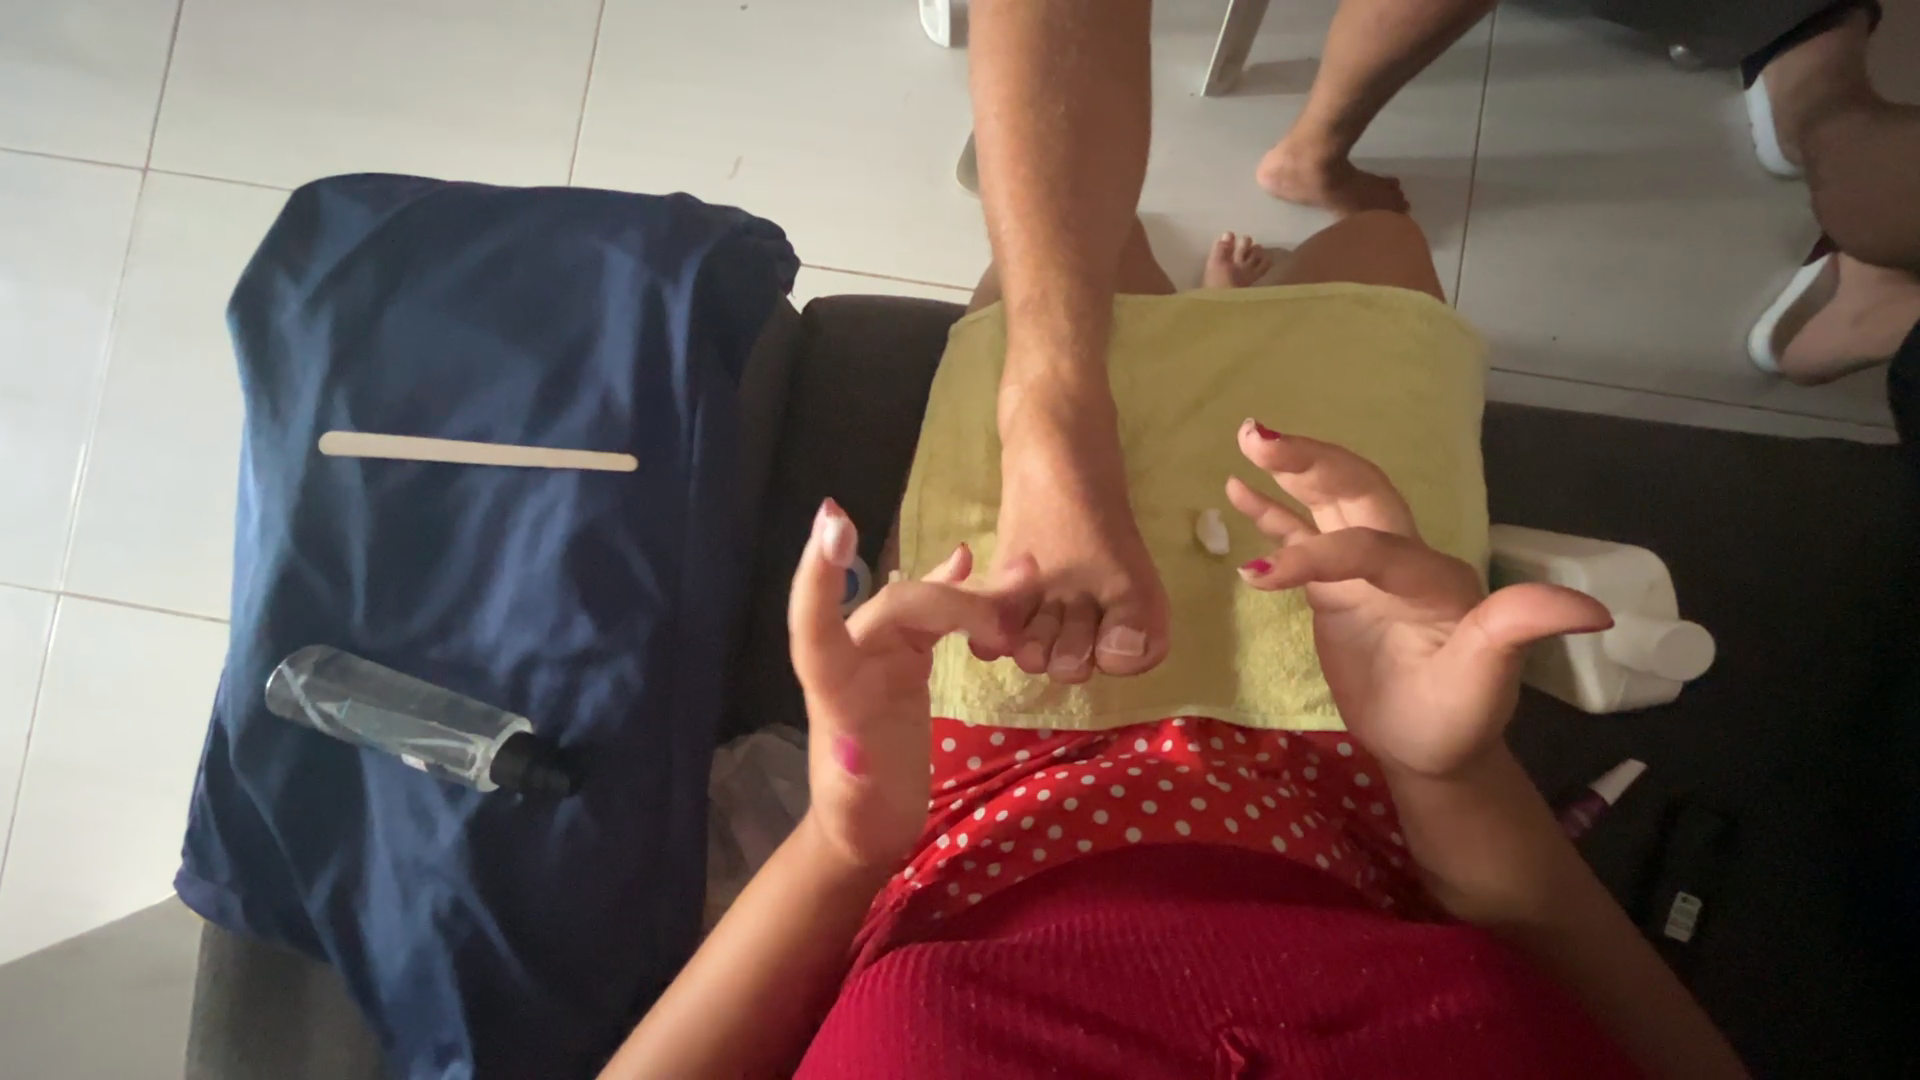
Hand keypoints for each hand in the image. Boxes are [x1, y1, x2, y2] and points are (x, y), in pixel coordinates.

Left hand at [789, 499, 1034, 868]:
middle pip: (901, 605)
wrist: (867, 825)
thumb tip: (879, 696)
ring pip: (920, 604)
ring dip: (967, 591)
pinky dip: (952, 590)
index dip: (819, 574)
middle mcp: (849, 656)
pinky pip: (928, 615)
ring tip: (1022, 579)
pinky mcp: (901, 657)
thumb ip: (871, 736)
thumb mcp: (864, 793)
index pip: (814, 623)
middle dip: (957, 601)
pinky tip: (969, 564)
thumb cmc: (863, 811)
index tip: (833, 520)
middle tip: (1015, 621)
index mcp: (831, 687)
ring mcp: (877, 652)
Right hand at [1226, 421, 1611, 779]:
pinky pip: (1302, 535)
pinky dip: (1271, 511)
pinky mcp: (1338, 583)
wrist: (1429, 745)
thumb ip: (1516, 634)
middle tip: (1257, 437)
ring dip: (1291, 469)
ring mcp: (1367, 568)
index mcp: (1434, 576)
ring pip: (1331, 501)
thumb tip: (1590, 608)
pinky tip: (1239, 490)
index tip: (1256, 576)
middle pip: (1357, 490)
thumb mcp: (1483, 685)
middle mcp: (1403, 557)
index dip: (1311, 553)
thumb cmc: (1453, 720)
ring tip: (1248, 439)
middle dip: (1310, 461)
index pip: (1367, 546)